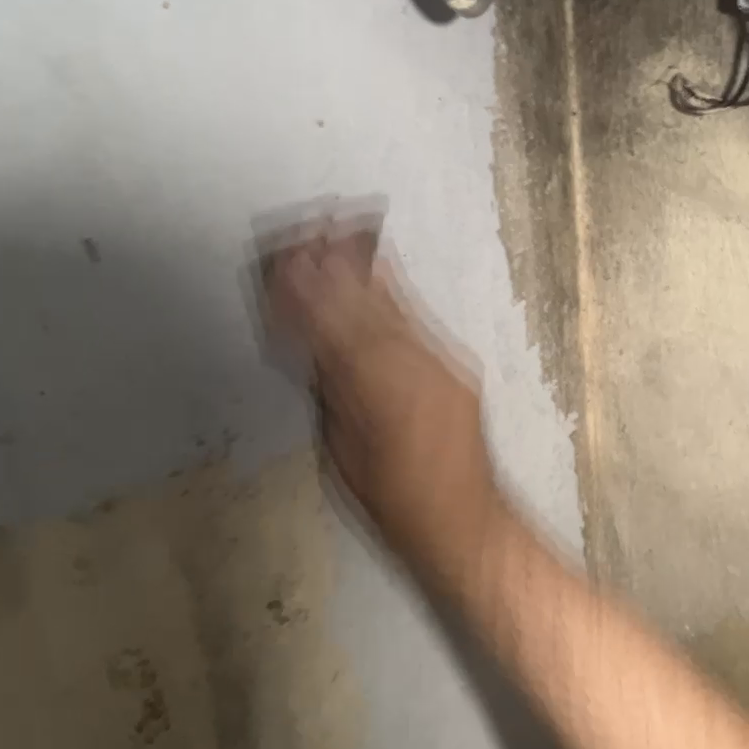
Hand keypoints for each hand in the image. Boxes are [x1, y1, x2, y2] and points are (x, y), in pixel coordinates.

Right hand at [263, 224, 504, 582]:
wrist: (466, 519)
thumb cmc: (394, 505)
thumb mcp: (343, 456)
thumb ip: (332, 395)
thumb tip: (314, 349)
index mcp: (384, 397)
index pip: (336, 334)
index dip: (309, 296)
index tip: (282, 261)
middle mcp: (420, 371)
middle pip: (367, 310)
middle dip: (331, 270)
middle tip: (302, 231)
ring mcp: (445, 366)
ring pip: (395, 309)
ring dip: (361, 271)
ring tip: (335, 230)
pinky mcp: (459, 368)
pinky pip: (417, 322)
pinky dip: (392, 294)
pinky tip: (376, 268)